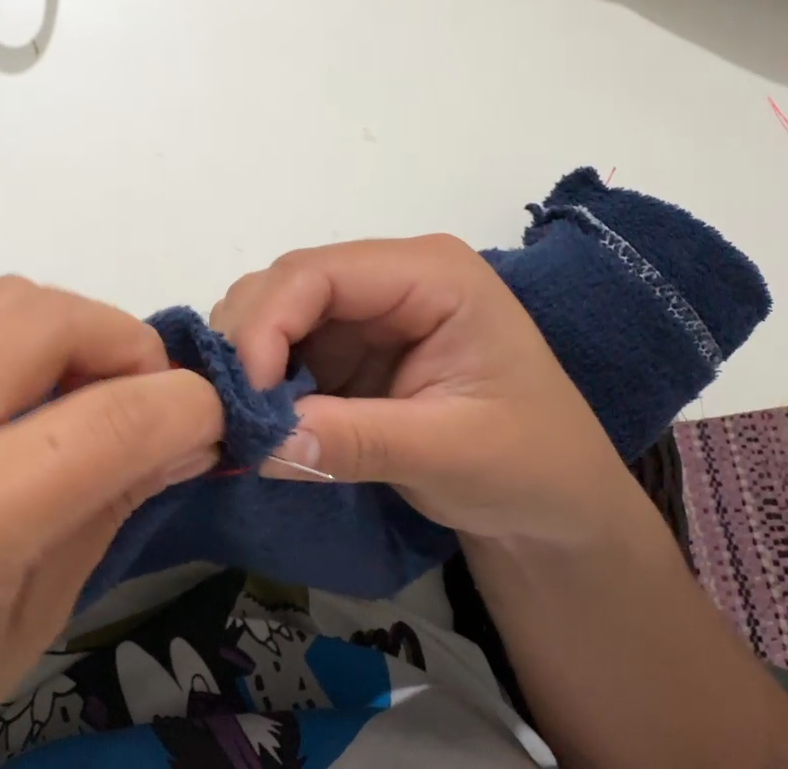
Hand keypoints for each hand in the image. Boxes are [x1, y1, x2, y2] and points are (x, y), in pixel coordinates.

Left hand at [0, 278, 223, 768]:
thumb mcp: (46, 612)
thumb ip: (118, 499)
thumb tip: (194, 426)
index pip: (105, 420)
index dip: (184, 404)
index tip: (216, 418)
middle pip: (48, 321)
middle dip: (126, 344)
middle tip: (151, 403)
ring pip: (7, 299)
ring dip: (75, 327)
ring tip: (93, 392)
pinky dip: (25, 332)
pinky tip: (35, 390)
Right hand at [210, 236, 638, 546]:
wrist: (556, 513)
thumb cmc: (533, 469)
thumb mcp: (453, 453)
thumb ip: (356, 441)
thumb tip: (259, 440)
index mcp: (429, 274)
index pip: (316, 273)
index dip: (266, 325)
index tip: (244, 396)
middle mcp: (386, 280)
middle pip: (282, 287)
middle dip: (247, 346)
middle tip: (231, 415)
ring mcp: (362, 315)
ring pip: (269, 318)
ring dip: (247, 368)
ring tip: (245, 424)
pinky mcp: (343, 353)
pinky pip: (279, 355)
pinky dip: (258, 388)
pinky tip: (259, 424)